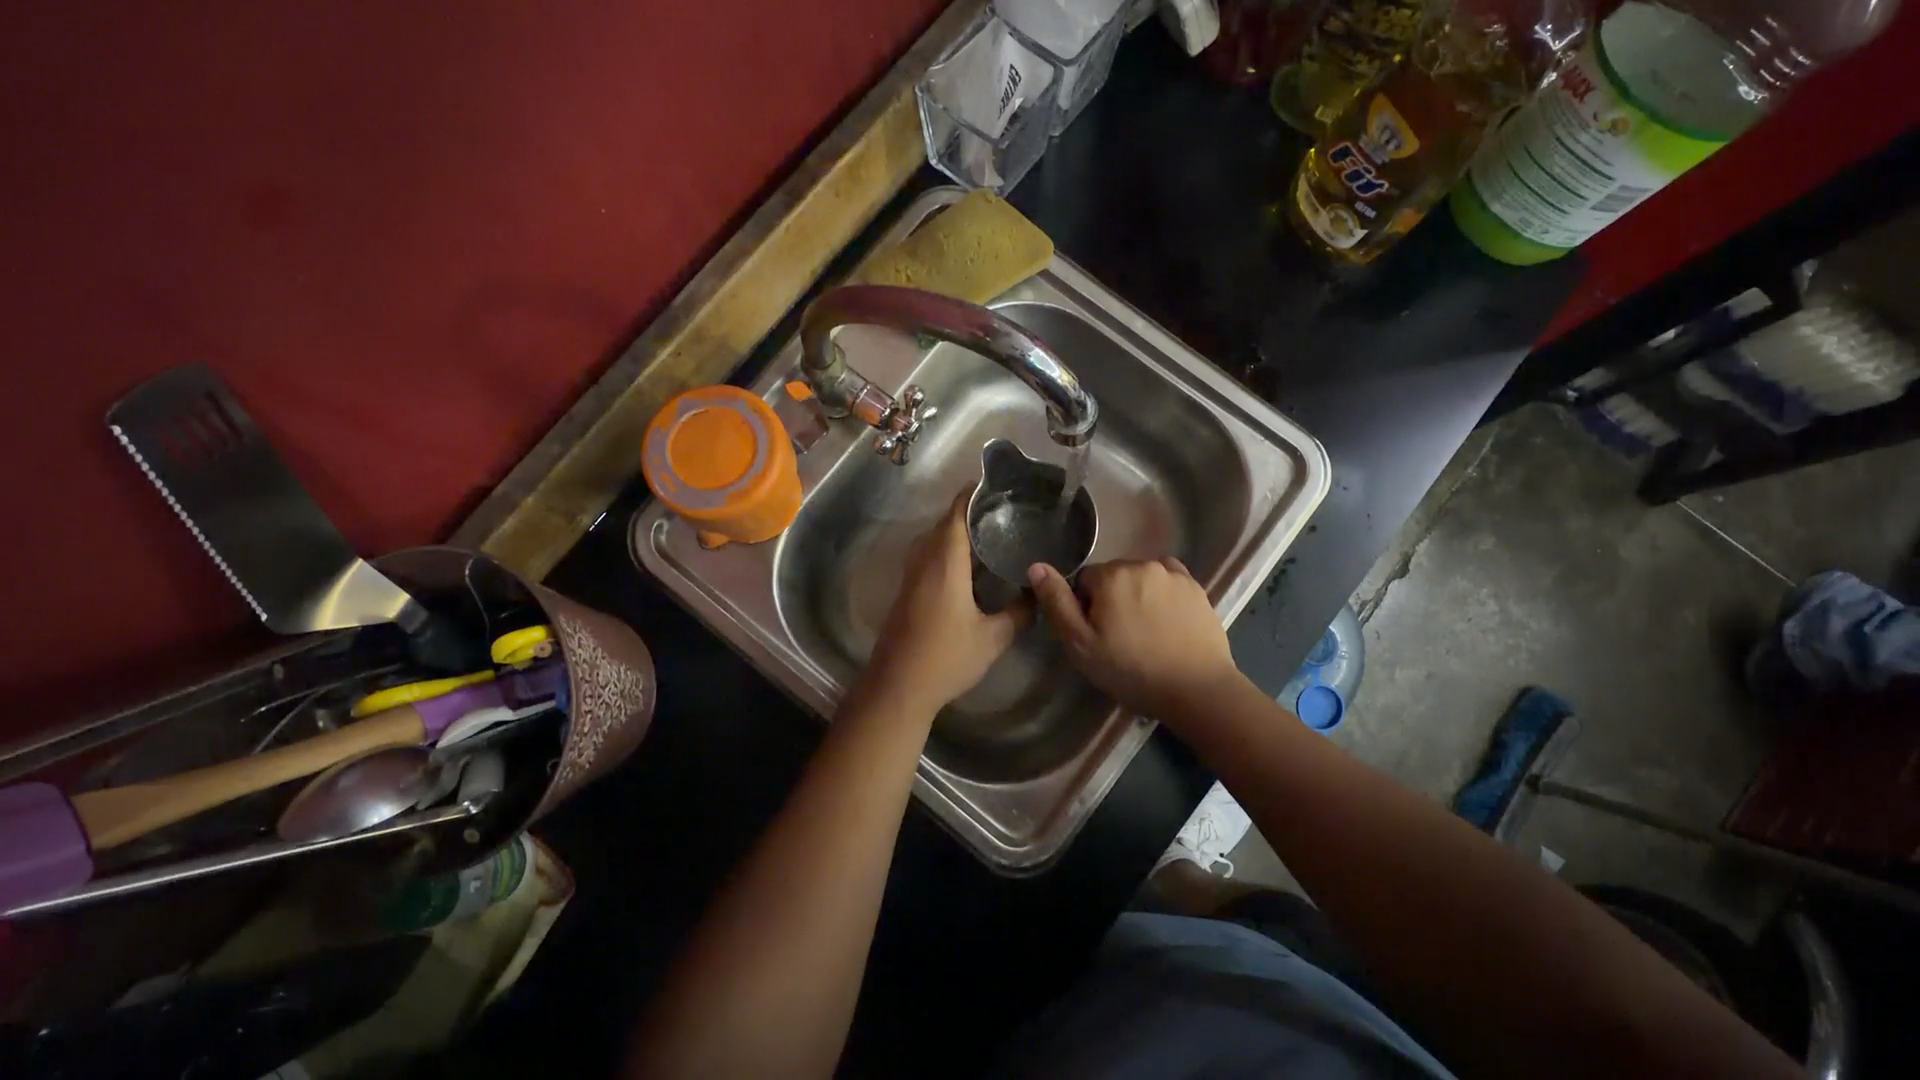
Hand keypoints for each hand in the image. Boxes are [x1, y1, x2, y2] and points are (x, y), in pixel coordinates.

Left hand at [861, 490, 1031, 714]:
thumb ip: (1020, 613)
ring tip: (990, 534)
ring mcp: (911, 576)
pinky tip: (969, 566)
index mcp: (945, 563)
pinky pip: (928, 557)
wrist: (898, 686)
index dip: (974, 495)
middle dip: (970, 512)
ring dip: (957, 533)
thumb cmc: (946, 658)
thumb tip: (1038, 594)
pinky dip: (948, 550)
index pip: (957, 514)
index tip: (997, 485)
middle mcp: (924, 561)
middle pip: (944, 523)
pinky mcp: (906, 592)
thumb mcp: (993, 638)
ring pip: (934, 540)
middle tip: (1004, 511)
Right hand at [1028, 558, 1243, 718]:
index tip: (1096, 635)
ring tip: (1146, 634)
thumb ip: (1057, 603)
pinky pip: (1169, 582)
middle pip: (1113, 576)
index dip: (1084, 607)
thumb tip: (1036, 566)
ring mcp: (1174, 574)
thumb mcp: (1081, 645)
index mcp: (1111, 575)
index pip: (1083, 580)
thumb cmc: (1131, 670)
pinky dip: (1163, 595)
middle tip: (1119, 638)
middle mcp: (1142, 564)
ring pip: (1141, 579)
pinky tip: (1166, 622)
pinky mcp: (1197, 588)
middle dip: (1111, 599)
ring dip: (1138, 596)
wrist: (1196, 689)